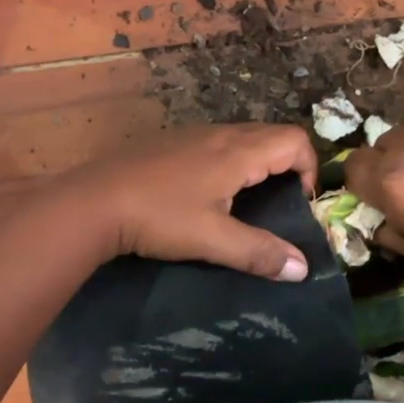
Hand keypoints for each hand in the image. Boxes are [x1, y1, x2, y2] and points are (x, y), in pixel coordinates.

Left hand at [51, 124, 315, 281]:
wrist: (95, 200)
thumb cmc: (159, 217)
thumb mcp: (212, 240)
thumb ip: (259, 253)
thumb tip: (302, 267)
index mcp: (236, 151)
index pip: (294, 140)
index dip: (309, 167)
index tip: (299, 203)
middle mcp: (218, 134)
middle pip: (270, 134)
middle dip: (286, 164)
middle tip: (280, 204)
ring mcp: (191, 134)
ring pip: (241, 137)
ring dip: (256, 162)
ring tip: (247, 202)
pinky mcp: (170, 142)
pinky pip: (215, 143)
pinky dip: (228, 161)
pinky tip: (207, 193)